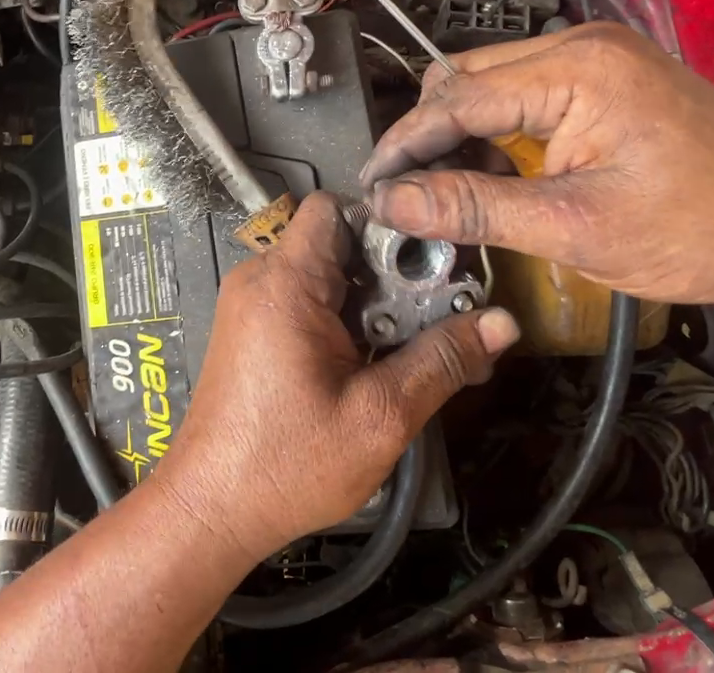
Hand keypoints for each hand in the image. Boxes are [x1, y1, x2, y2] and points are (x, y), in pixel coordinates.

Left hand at [146, 193, 518, 558]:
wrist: (213, 505)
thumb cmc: (286, 463)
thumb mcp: (379, 415)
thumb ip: (441, 361)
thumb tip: (500, 322)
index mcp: (284, 283)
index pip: (334, 209)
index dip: (386, 224)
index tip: (430, 263)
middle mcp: (259, 280)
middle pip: (335, 243)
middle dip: (390, 273)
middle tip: (436, 316)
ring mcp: (250, 304)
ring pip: (324, 275)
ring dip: (372, 303)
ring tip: (410, 347)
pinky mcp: (251, 329)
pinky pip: (304, 302)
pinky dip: (343, 320)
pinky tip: (373, 363)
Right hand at [359, 23, 713, 313]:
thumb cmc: (708, 230)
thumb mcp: (574, 228)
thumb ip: (473, 209)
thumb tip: (393, 203)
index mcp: (579, 69)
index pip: (456, 98)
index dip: (405, 144)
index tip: (372, 187)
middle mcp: (585, 46)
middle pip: (465, 80)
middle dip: (429, 136)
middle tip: (411, 195)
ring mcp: (600, 59)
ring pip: (489, 86)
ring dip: (461, 136)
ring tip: (453, 192)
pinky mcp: (609, 80)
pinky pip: (523, 94)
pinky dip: (496, 134)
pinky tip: (497, 176)